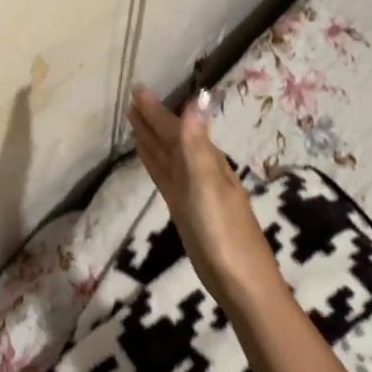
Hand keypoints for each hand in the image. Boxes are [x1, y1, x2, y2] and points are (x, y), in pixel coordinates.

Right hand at [129, 88, 371, 371]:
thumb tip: (200, 94)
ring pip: (169, 156)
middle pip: (174, 138)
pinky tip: (148, 158)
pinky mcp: (187, 211)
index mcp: (207, 160)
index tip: (136, 89)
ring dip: (153, 139)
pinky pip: (167, 177)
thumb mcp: (206, 182)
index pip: (178, 127)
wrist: (240, 282)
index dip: (157, 110)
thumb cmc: (221, 231)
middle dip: (154, 119)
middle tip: (132, 100)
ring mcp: (194, 192)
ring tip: (134, 122)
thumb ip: (196, 140)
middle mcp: (201, 170)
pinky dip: (157, 163)